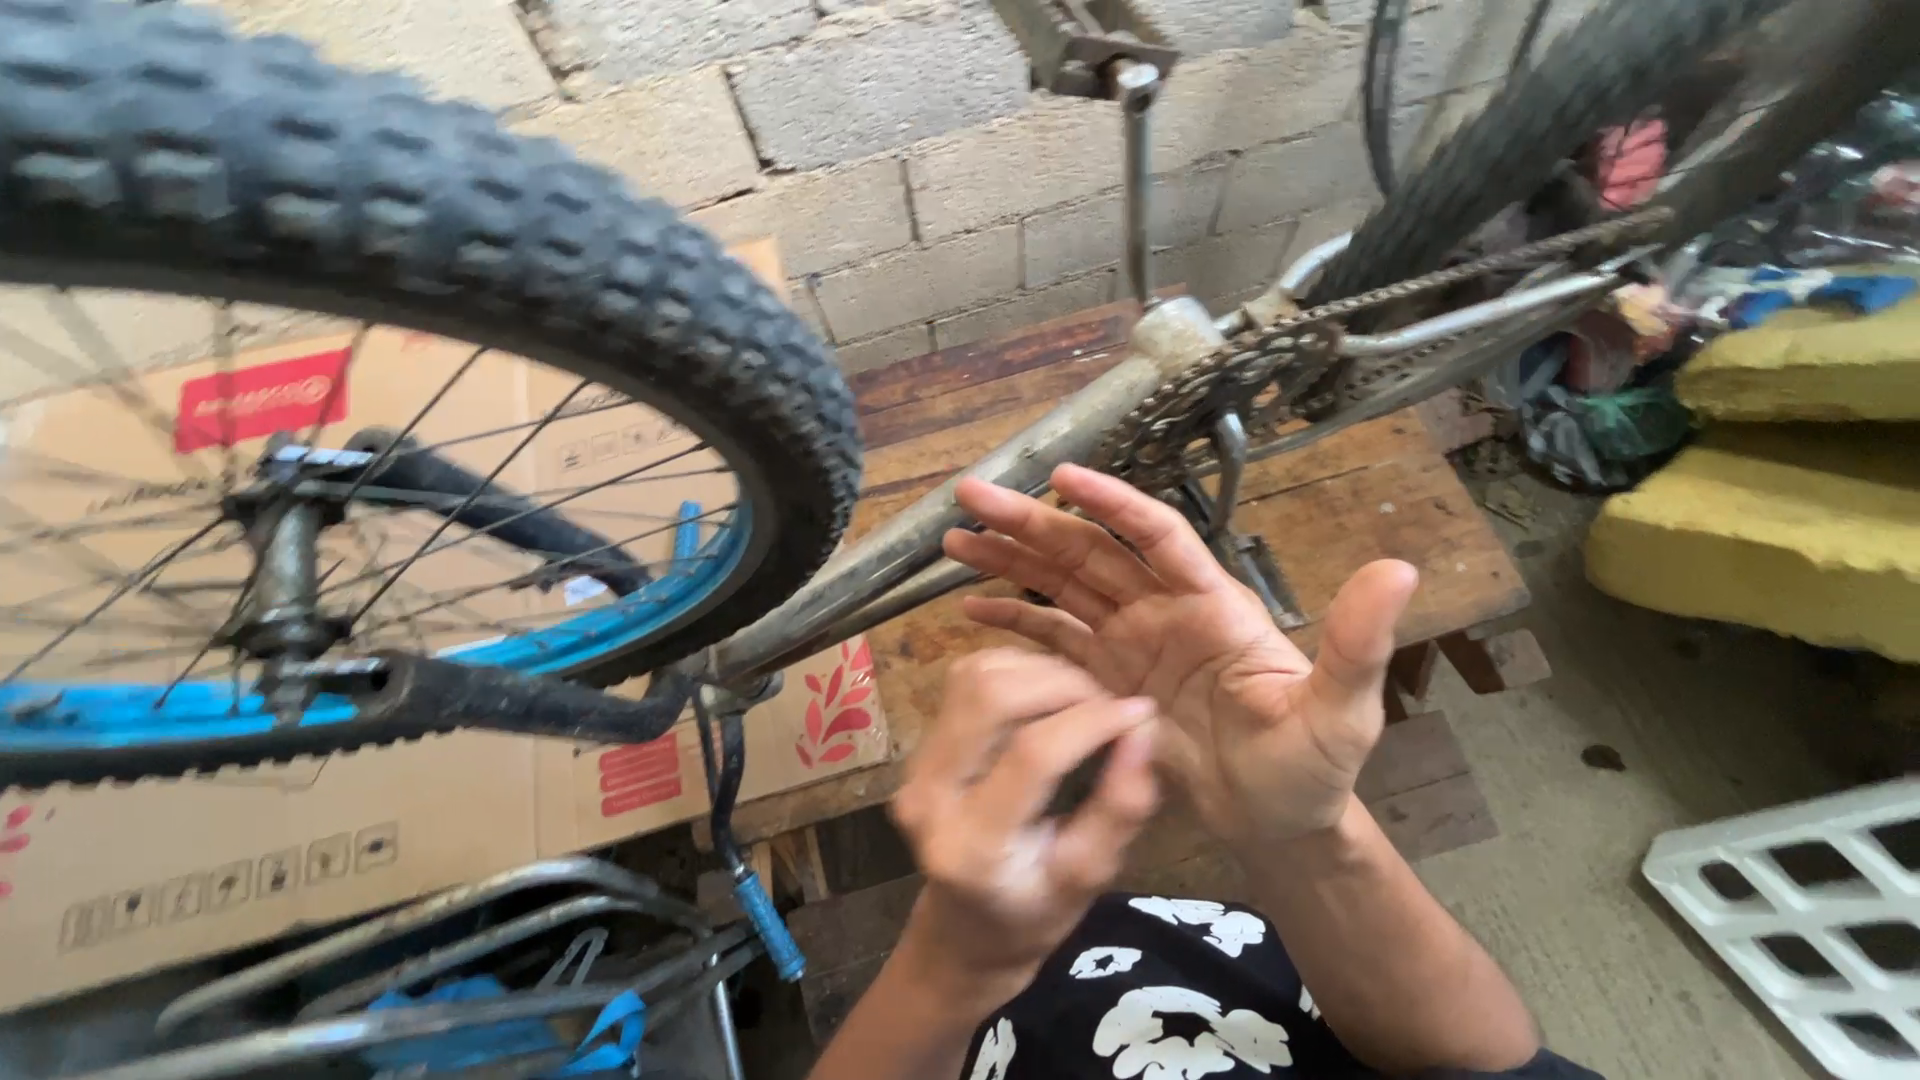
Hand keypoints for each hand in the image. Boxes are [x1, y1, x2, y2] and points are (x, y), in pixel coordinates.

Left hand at [889, 648, 1158, 1012]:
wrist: (964, 928)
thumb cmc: (1033, 912)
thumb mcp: (1089, 876)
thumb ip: (1119, 806)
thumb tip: (1144, 727)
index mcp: (971, 846)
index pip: (1032, 755)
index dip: (1092, 722)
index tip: (1141, 712)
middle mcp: (928, 797)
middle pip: (990, 696)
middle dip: (1061, 684)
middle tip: (1107, 705)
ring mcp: (914, 766)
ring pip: (974, 677)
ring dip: (1037, 673)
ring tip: (1081, 701)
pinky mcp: (918, 745)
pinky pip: (964, 680)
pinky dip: (1013, 672)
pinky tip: (1046, 698)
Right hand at [943, 463, 1418, 852]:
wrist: (1276, 821)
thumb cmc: (1311, 766)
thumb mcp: (1339, 710)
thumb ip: (1356, 642)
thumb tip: (1398, 567)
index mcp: (1210, 604)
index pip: (1155, 537)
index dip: (1110, 504)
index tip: (1060, 476)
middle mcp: (1162, 610)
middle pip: (1089, 553)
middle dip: (1030, 522)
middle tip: (971, 496)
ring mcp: (1130, 644)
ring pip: (1061, 588)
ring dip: (1011, 561)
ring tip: (956, 539)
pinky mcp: (1106, 680)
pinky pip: (1054, 642)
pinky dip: (1015, 622)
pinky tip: (974, 608)